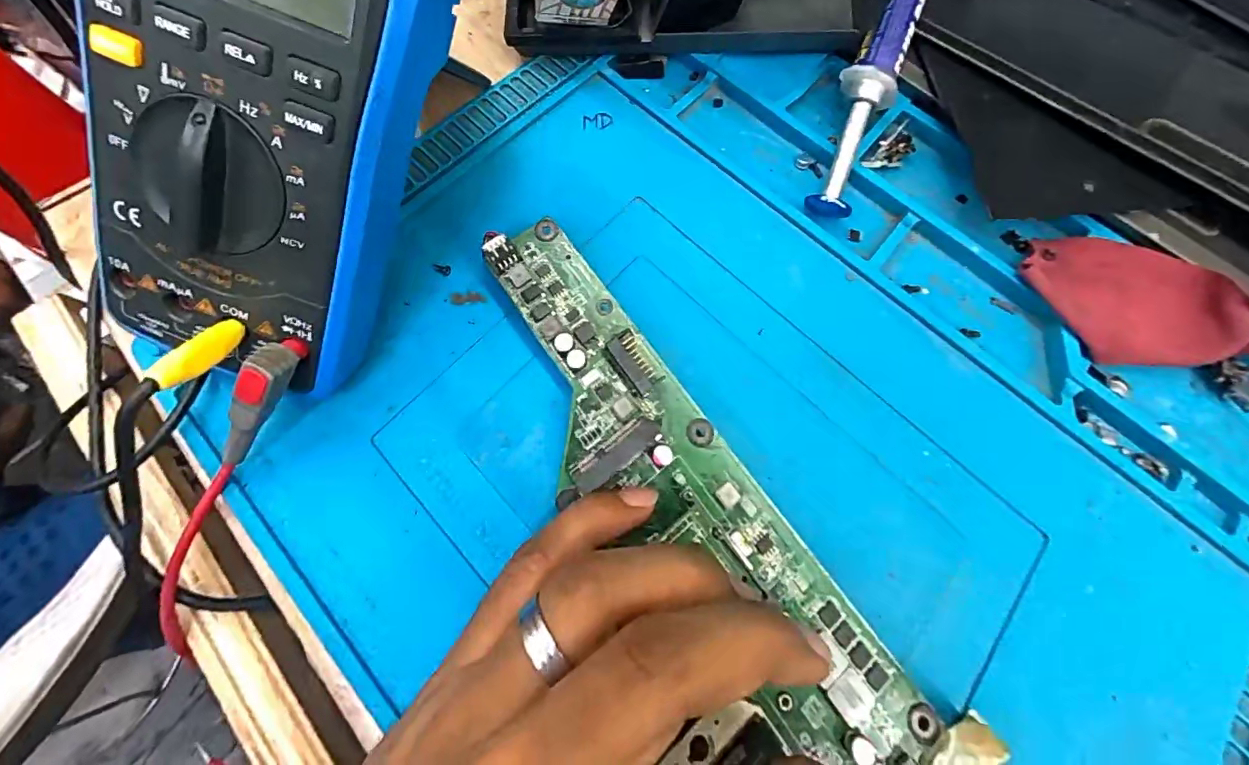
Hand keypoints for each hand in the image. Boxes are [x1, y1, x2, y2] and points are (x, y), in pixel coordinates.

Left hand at [369, 488, 830, 764]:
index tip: (806, 654)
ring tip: (720, 567)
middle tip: (771, 628)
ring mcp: (458, 687)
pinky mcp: (442, 672)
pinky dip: (578, 528)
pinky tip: (628, 508)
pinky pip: (514, 576)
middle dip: (716, 607)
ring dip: (657, 560)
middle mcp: (494, 726)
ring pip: (567, 580)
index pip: (654, 671)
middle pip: (618, 617)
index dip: (745, 647)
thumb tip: (804, 758)